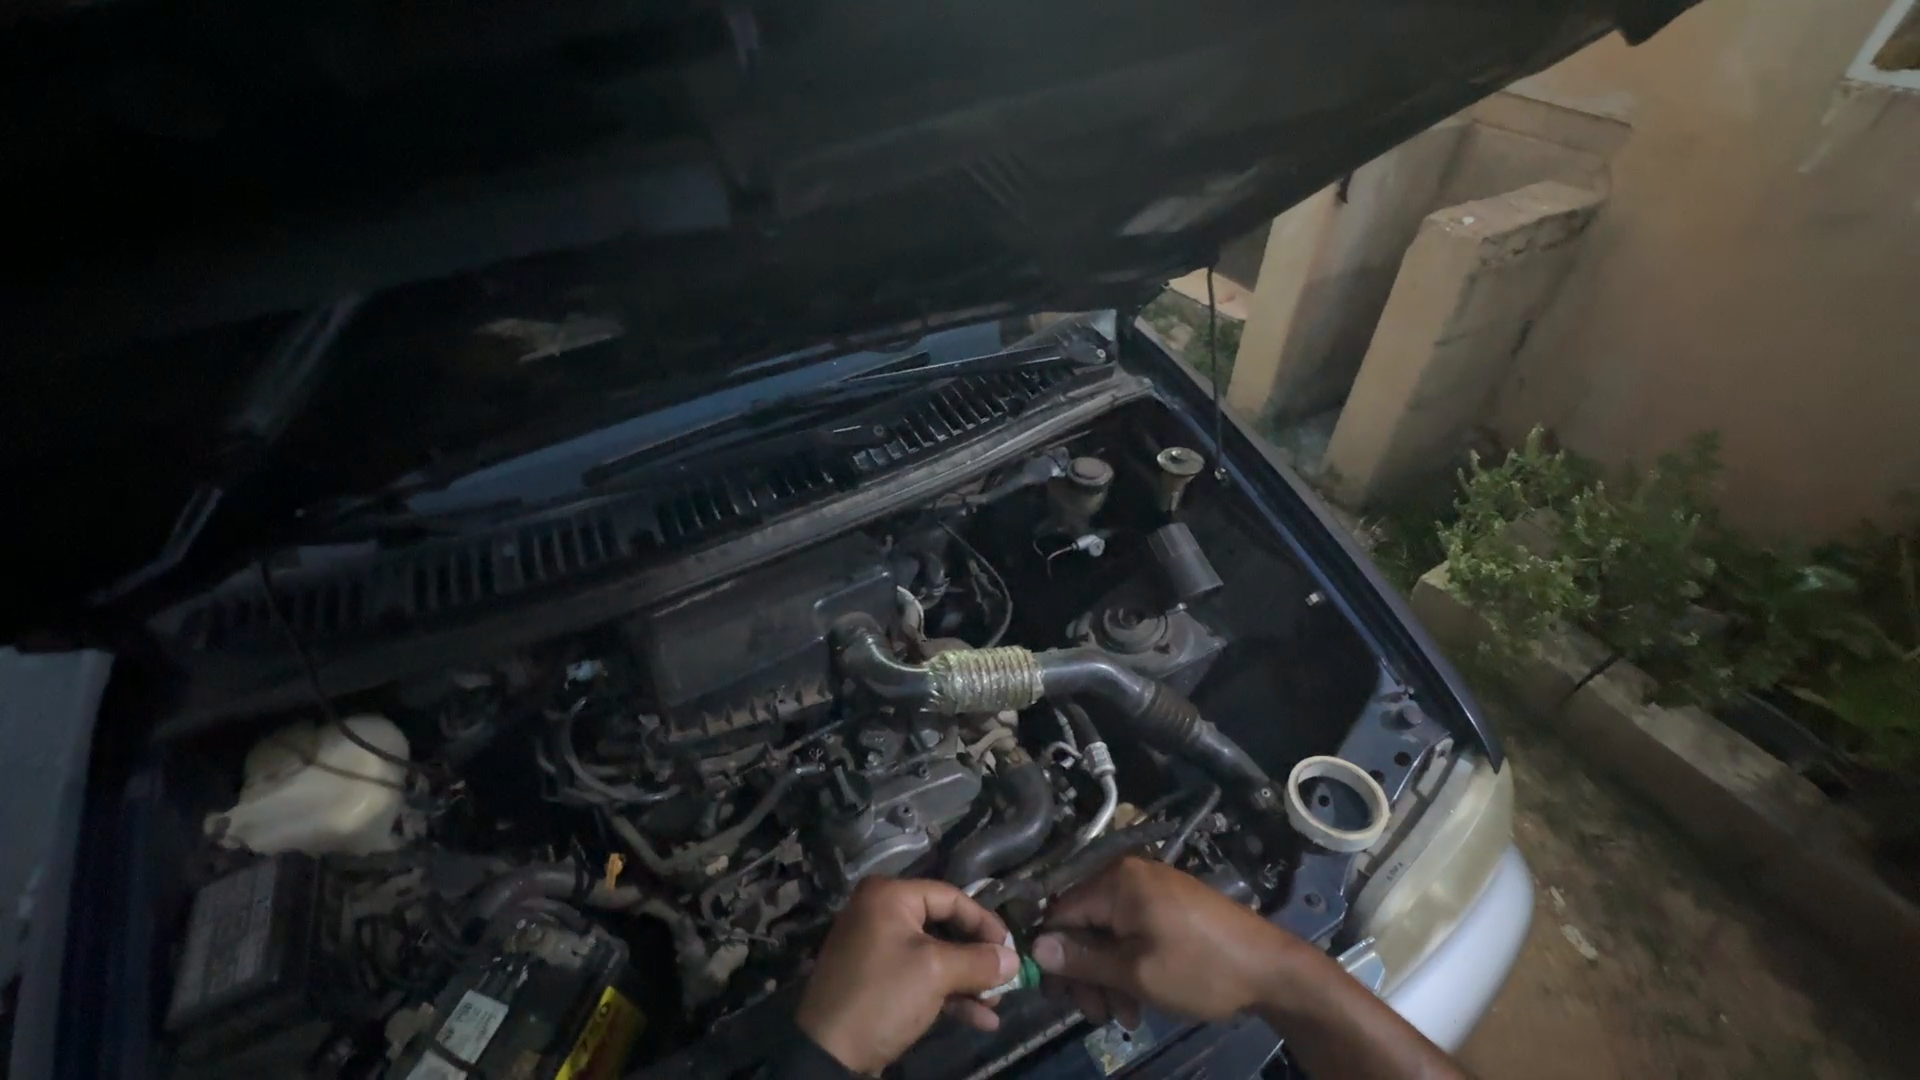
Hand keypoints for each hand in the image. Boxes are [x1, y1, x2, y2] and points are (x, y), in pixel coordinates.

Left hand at [796, 877, 1019, 1074]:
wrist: (828, 1055)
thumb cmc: (883, 995)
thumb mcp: (936, 973)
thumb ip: (978, 961)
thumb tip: (1014, 960)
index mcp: (889, 895)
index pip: (949, 897)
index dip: (984, 922)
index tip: (1010, 948)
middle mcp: (881, 913)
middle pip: (944, 927)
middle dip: (977, 957)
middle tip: (1007, 977)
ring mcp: (878, 949)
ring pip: (935, 956)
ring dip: (968, 980)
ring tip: (998, 1003)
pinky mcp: (878, 983)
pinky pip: (921, 978)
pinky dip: (950, 995)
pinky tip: (982, 1019)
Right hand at [1032, 856, 1311, 1025]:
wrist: (1271, 969)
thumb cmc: (1199, 969)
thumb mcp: (1136, 972)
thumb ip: (1082, 960)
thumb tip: (1035, 947)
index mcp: (1115, 881)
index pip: (1059, 912)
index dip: (1053, 955)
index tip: (1059, 998)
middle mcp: (1126, 874)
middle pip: (1082, 923)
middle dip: (1085, 972)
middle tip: (1098, 1014)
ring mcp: (1148, 887)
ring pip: (1106, 931)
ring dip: (1108, 975)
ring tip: (1125, 1016)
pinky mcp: (1166, 902)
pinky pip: (1129, 929)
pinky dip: (1128, 962)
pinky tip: (1139, 998)